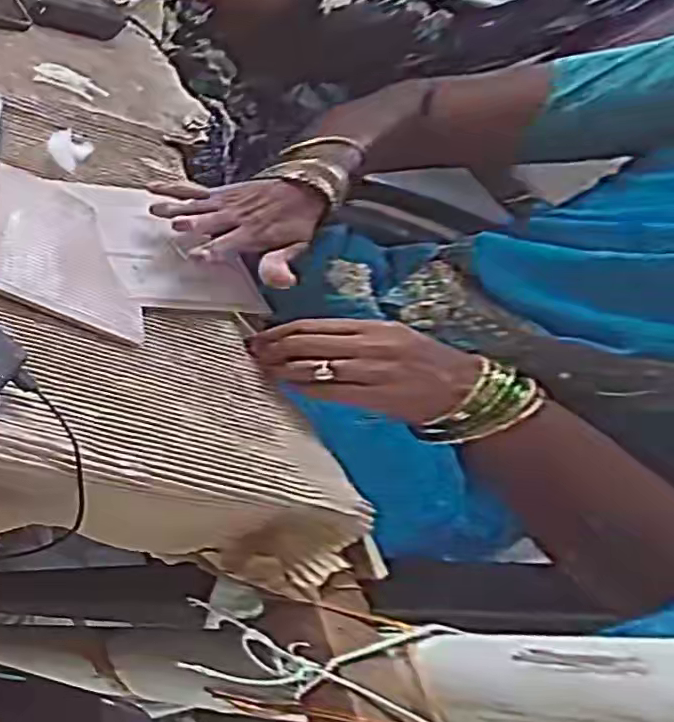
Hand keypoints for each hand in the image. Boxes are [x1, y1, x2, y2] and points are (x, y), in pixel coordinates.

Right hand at [148, 178, 327, 288]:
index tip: (198, 256)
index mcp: (252, 233)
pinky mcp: (217, 193)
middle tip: (179, 226)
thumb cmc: (294, 223)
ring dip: (176, 208)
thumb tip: (282, 283)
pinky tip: (152, 188)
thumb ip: (281, 263)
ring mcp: (223, 203)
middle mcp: (234, 216)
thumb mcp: (297, 246)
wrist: (306, 187)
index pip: (228, 244)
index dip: (213, 250)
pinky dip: (170, 189)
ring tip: (156, 210)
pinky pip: (190, 190)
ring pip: (195, 206)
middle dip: (194, 223)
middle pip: (208, 221)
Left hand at [249, 319, 481, 424]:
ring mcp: (372, 371)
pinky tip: (288, 385)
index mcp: (372, 327)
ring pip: (309, 368)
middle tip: (255, 354)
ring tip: (265, 369)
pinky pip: (323, 391)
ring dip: (279, 369)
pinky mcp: (373, 396)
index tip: (258, 337)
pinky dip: (299, 388)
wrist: (467, 391)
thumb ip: (345, 334)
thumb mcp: (387, 335)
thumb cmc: (421, 360)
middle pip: (303, 344)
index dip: (276, 332)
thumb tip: (294, 335)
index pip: (310, 325)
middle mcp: (371, 346)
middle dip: (271, 349)